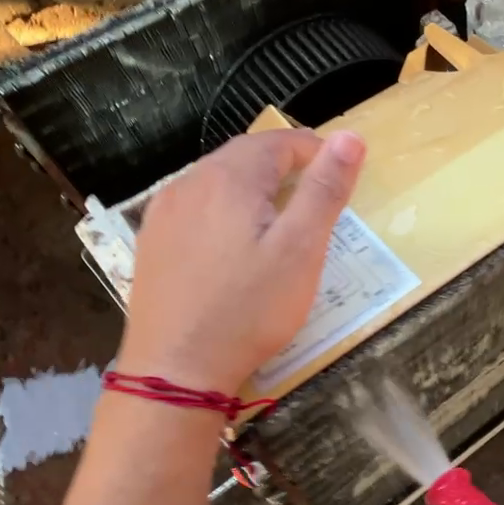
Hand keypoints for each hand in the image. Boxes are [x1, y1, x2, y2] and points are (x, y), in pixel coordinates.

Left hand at [117, 130, 364, 393]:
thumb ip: (325, 190)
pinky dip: (225, 214)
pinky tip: (236, 248)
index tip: (341, 175)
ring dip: (254, 189)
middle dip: (285, 167)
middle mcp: (189, 183)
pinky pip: (196, 210)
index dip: (315, 150)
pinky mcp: (153, 243)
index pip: (278, 141)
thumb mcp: (301, 249)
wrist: (177, 368)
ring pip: (217, 182)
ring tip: (281, 223)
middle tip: (317, 199)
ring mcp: (164, 213)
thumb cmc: (250, 309)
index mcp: (229, 178)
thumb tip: (350, 136)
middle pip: (244, 157)